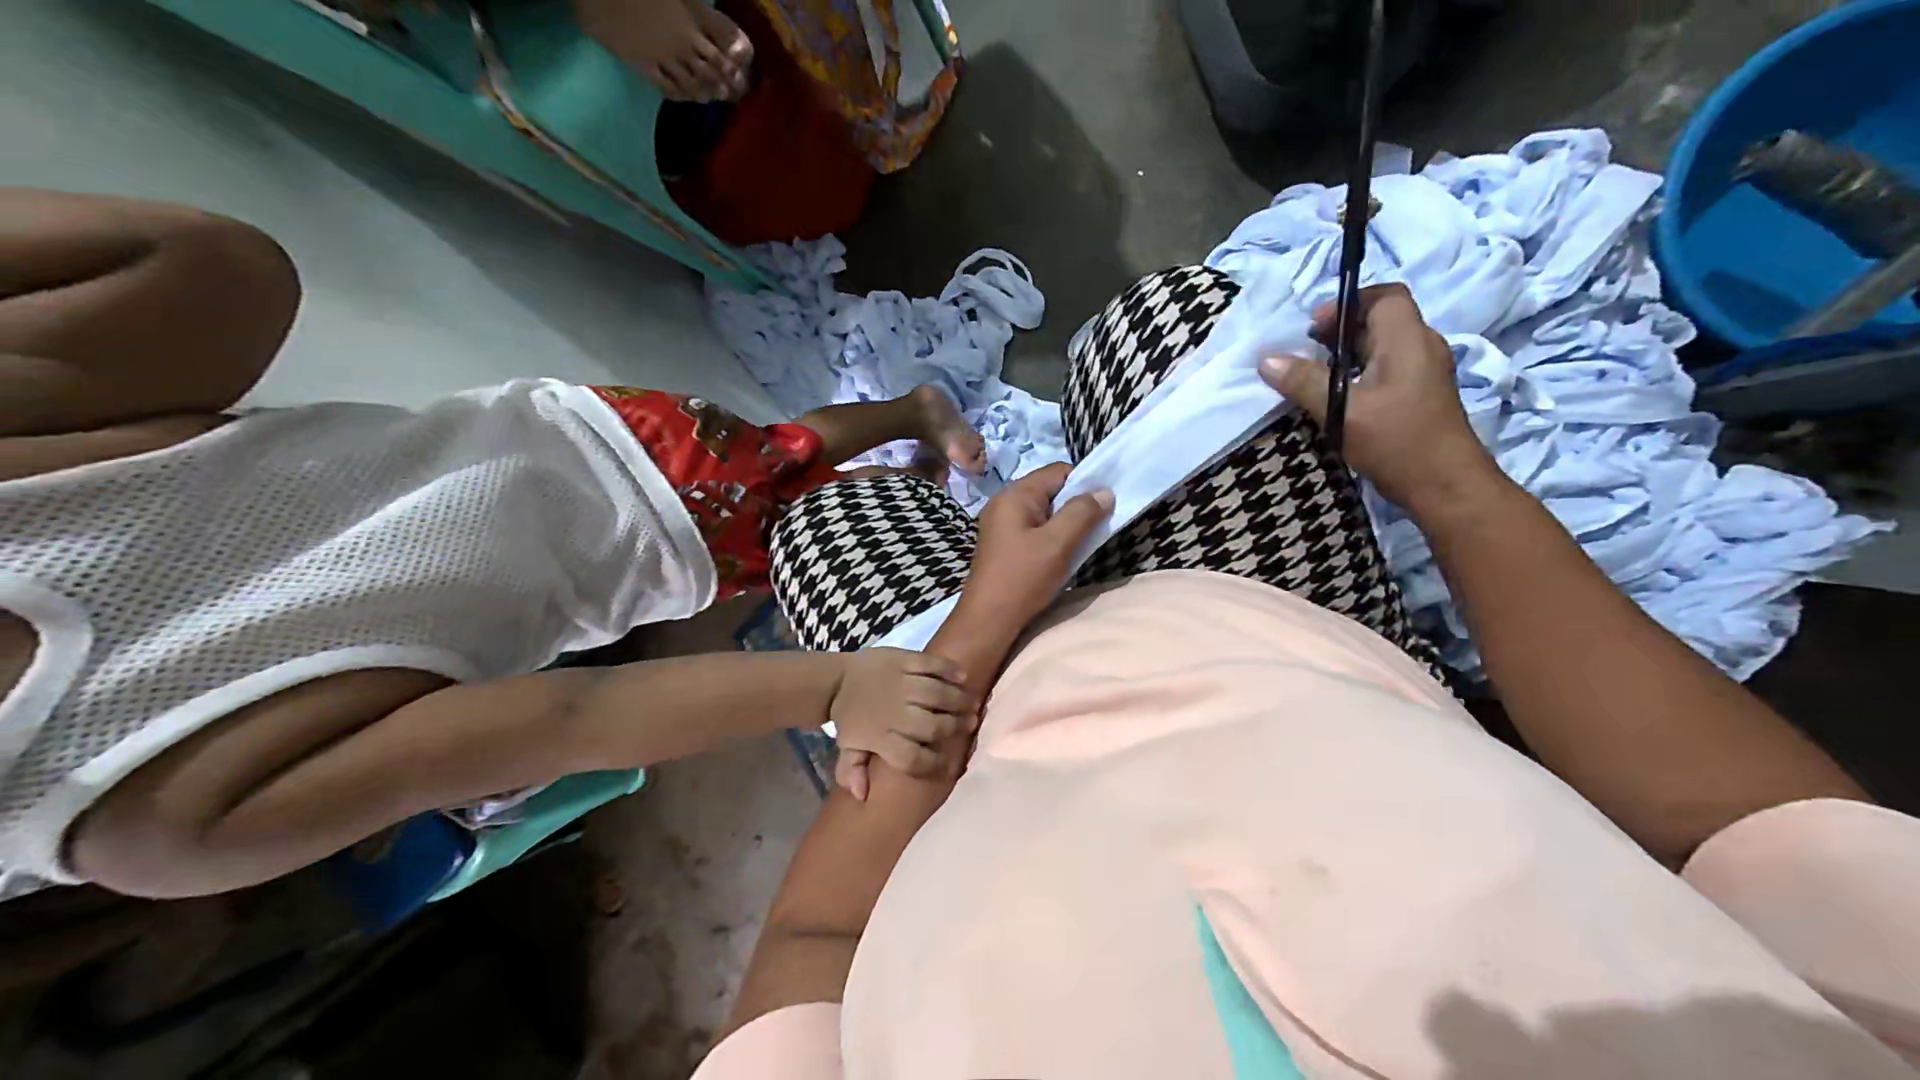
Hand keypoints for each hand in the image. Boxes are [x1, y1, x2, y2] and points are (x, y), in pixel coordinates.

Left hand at [829, 648, 971, 799]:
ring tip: (971, 704)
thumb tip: (861, 796)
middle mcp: (893, 712)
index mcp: (880, 737)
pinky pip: (931, 664)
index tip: (949, 763)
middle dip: (954, 728)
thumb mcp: (847, 747)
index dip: (935, 763)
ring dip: (958, 700)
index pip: (913, 758)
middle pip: (932, 726)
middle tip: (969, 725)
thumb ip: (853, 770)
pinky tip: (961, 677)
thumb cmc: (848, 717)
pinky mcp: (902, 659)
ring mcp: (899, 683)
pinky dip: (948, 670)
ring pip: (936, 694)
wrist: (834, 680)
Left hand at [967, 463, 1114, 628]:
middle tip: (1099, 524)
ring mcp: (1003, 525)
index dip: (1084, 482)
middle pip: (1051, 490)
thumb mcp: (1057, 543)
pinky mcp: (1006, 544)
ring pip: (1046, 513)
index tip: (1106, 503)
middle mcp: (1006, 503)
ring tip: (1083, 541)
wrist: (988, 619)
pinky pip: (1036, 529)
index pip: (1058, 471)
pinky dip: (1053, 537)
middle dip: (1077, 504)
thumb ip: (1082, 513)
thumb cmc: (1022, 577)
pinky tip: (1064, 554)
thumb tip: (1105, 490)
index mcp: (1015, 495)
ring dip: (1067, 524)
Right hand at [1259, 284, 1499, 514]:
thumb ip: (1304, 382)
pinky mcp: (1418, 395)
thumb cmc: (1397, 442)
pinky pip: (1385, 368)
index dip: (1349, 301)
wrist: (1444, 485)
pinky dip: (1357, 373)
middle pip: (1380, 320)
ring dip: (1346, 354)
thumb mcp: (1342, 411)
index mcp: (1408, 341)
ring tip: (1314, 374)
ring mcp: (1423, 372)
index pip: (1385, 296)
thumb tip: (1267, 360)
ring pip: (1381, 346)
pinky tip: (1336, 397)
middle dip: (1340, 330)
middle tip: (1306, 351)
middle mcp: (1421, 348)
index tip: (1315, 327)